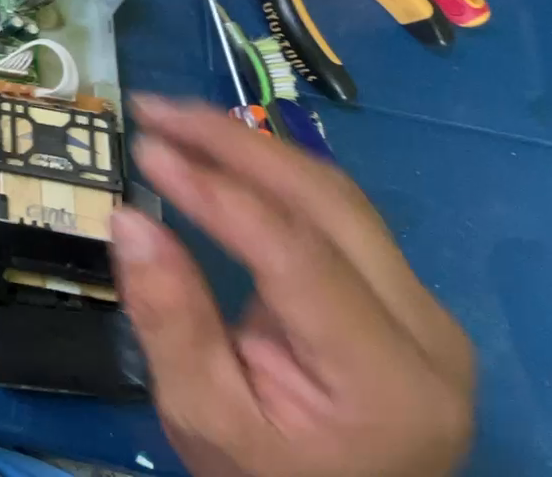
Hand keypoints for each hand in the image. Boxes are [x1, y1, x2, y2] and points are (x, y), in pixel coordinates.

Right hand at [112, 96, 473, 476]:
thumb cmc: (263, 472)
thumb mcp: (201, 414)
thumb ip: (170, 321)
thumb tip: (127, 220)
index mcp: (384, 376)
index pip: (297, 254)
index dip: (216, 193)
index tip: (143, 150)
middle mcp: (425, 329)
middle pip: (330, 206)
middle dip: (234, 143)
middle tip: (150, 110)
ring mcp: (419, 307)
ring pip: (337, 196)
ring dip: (249, 145)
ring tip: (172, 116)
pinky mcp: (395, 294)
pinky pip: (333, 213)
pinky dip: (268, 170)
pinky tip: (217, 151)